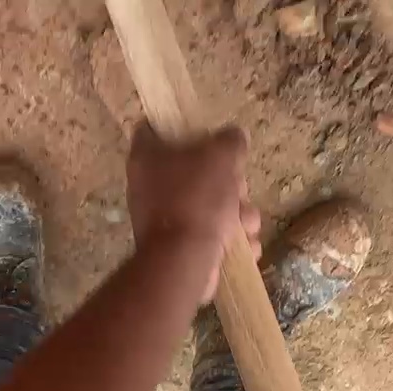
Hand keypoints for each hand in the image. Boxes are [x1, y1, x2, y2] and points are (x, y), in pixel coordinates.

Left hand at [125, 122, 261, 302]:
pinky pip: (212, 238)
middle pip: (195, 173)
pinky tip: (245, 246)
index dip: (181, 127)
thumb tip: (233, 141)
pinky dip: (231, 243)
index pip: (153, 128)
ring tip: (246, 225)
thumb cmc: (196, 199)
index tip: (208, 133)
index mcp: (146, 158)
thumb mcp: (221, 155)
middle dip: (228, 182)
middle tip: (238, 188)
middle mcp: (150, 190)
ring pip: (210, 207)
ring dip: (238, 215)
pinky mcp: (180, 251)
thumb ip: (231, 141)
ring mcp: (165, 223)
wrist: (184, 262)